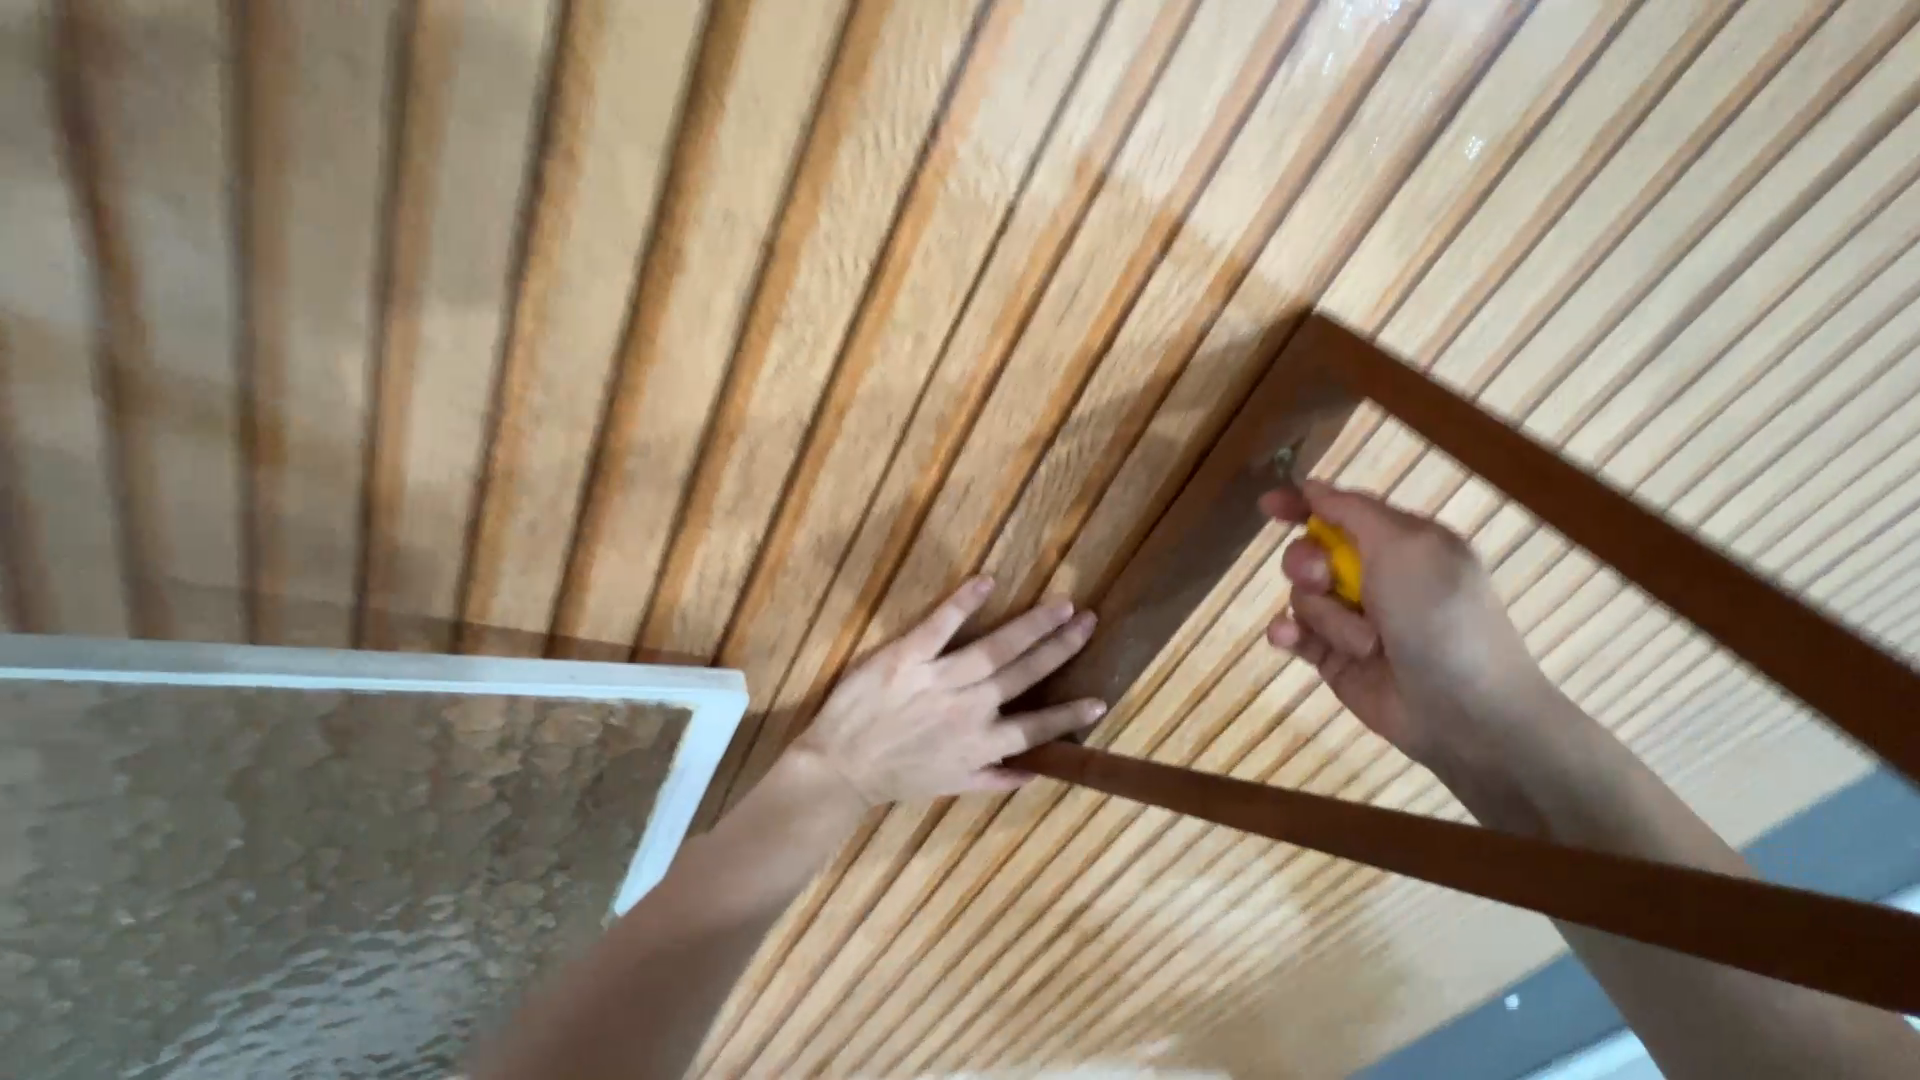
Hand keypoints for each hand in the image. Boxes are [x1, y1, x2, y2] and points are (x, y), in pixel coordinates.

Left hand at [792, 576, 1104, 806]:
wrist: (840, 767)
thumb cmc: (896, 776)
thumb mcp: (950, 787)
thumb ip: (995, 778)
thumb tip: (1036, 774)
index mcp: (982, 745)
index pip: (1036, 728)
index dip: (1069, 714)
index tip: (1100, 699)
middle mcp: (969, 711)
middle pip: (1024, 675)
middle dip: (1060, 648)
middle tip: (1089, 621)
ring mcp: (938, 681)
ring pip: (995, 649)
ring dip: (1032, 626)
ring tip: (1062, 605)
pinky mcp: (906, 657)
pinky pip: (940, 626)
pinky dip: (964, 604)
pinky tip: (987, 582)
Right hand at [1257, 480, 1556, 774]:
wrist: (1463, 710)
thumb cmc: (1441, 617)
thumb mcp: (1406, 545)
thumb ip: (1354, 510)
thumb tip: (1313, 486)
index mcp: (1403, 543)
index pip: (1342, 511)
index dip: (1303, 504)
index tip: (1268, 507)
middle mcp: (1376, 577)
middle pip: (1310, 551)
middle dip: (1307, 563)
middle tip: (1324, 579)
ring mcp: (1352, 619)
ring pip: (1301, 596)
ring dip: (1323, 615)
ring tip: (1361, 642)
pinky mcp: (1333, 656)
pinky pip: (1293, 632)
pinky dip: (1289, 633)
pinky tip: (1289, 639)